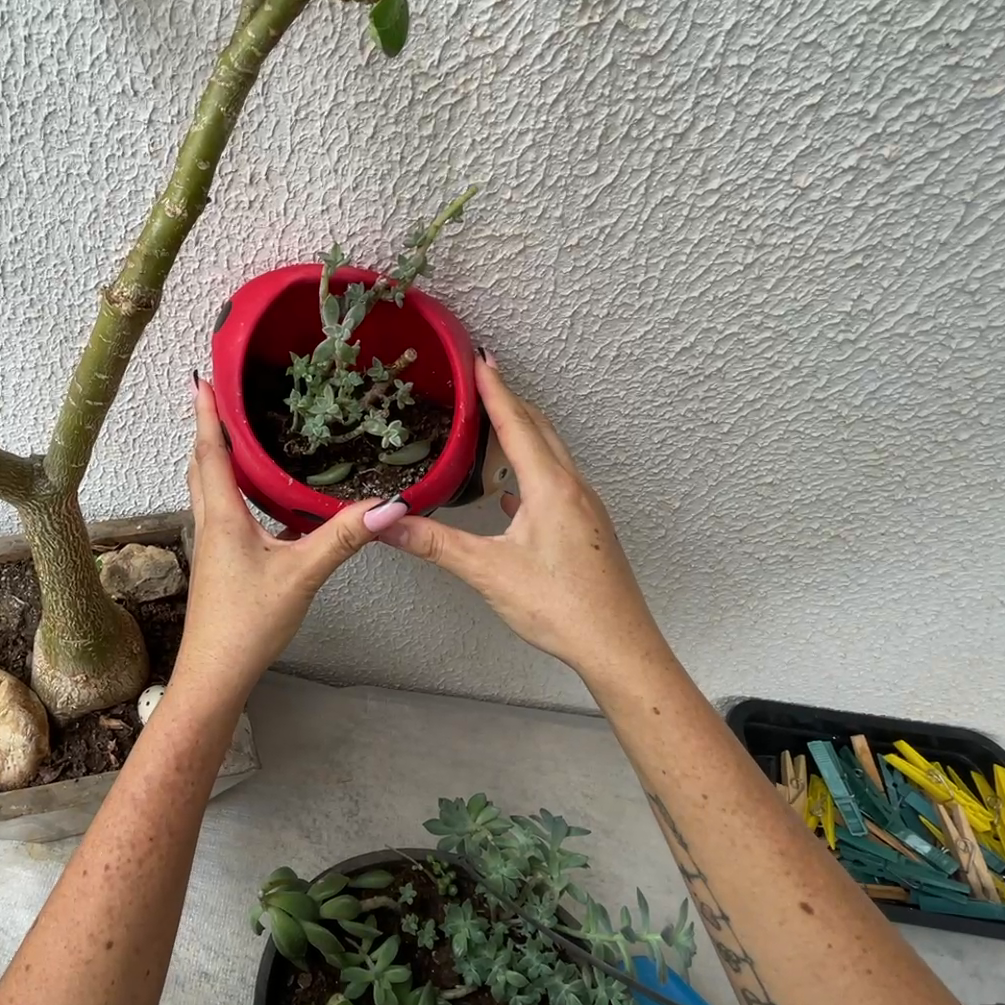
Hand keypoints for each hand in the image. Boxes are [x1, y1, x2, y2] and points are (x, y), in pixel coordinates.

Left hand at [178, 375, 407, 680]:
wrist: (215, 672)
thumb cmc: (248, 624)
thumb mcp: (302, 575)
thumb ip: (342, 537)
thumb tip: (387, 505)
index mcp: (223, 517)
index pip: (211, 453)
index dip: (206, 415)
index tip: (201, 380)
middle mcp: (210, 524)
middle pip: (201, 466)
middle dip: (206, 429)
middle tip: (215, 398)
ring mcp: (210, 544)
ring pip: (205, 488)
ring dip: (212, 457)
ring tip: (230, 434)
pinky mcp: (217, 561)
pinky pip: (216, 510)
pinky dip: (224, 487)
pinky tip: (248, 496)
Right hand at [376, 353, 669, 678]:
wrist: (618, 646)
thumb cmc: (562, 607)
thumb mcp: (487, 571)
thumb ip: (433, 543)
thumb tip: (386, 524)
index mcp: (551, 489)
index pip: (517, 424)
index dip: (495, 389)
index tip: (479, 358)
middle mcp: (573, 489)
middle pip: (539, 430)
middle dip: (509, 400)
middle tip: (482, 377)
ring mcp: (584, 508)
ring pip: (550, 454)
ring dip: (522, 431)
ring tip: (492, 422)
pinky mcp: (586, 527)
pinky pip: (555, 482)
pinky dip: (530, 469)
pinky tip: (511, 490)